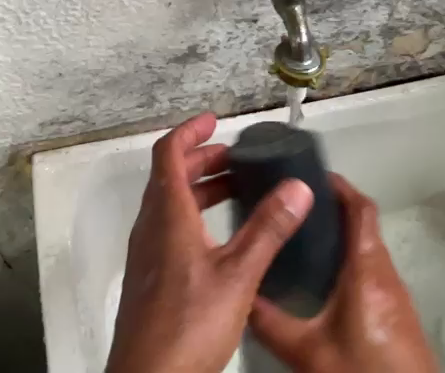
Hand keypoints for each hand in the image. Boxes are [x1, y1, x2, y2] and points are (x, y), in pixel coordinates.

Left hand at [106, 112, 315, 372]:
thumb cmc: (190, 322)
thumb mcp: (238, 275)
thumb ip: (267, 230)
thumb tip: (298, 187)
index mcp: (168, 213)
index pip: (169, 153)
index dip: (190, 132)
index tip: (215, 121)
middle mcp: (151, 224)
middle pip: (169, 175)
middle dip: (201, 159)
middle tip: (236, 158)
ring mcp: (146, 251)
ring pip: (168, 201)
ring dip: (198, 187)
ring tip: (235, 190)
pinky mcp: (149, 275)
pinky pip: (168, 225)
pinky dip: (192, 213)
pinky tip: (219, 236)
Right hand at [248, 174, 438, 372]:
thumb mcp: (308, 354)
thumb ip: (270, 323)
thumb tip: (239, 296)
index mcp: (367, 269)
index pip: (361, 208)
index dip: (339, 186)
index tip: (308, 175)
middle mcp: (386, 275)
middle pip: (364, 225)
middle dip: (331, 208)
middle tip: (293, 205)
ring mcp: (396, 296)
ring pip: (368, 249)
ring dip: (341, 235)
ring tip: (301, 236)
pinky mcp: (398, 316)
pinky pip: (372, 271)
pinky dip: (349, 260)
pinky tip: (323, 279)